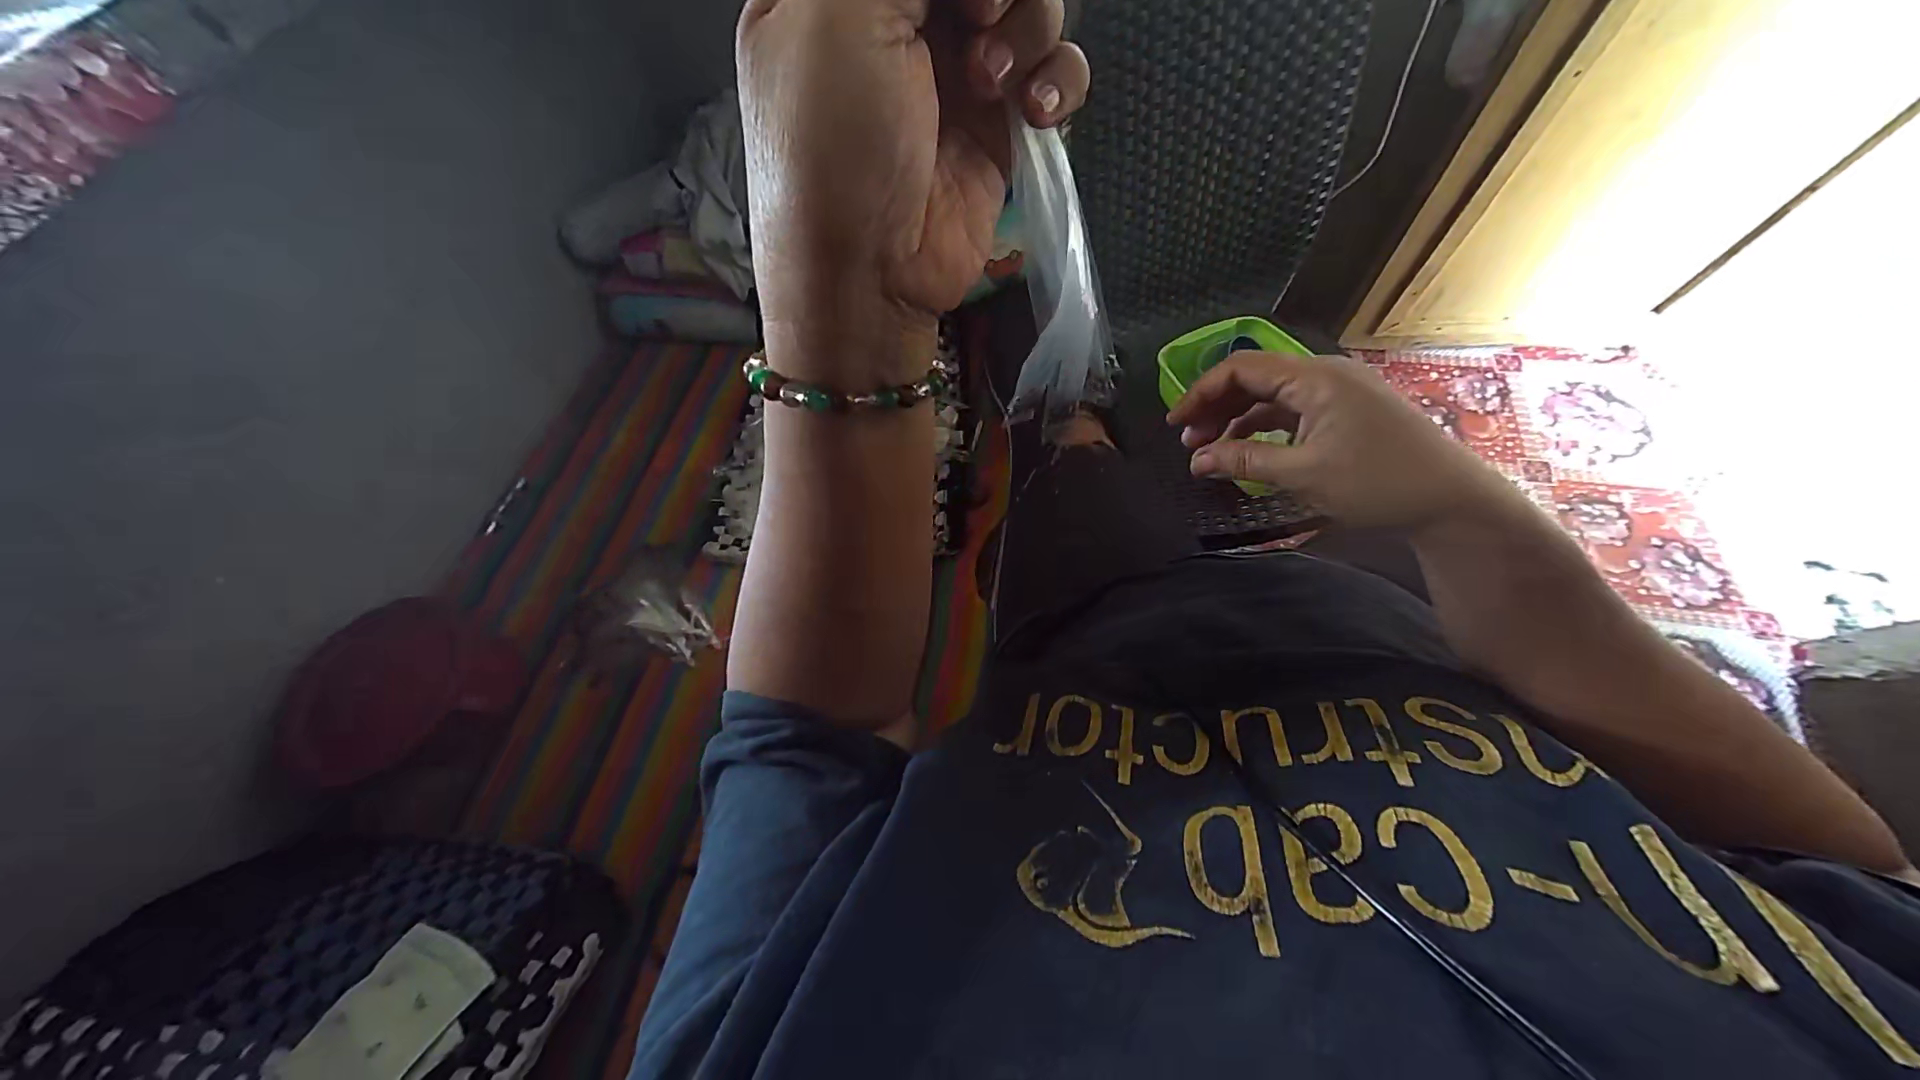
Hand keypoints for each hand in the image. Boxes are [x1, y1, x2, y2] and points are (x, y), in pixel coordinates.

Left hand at [736, 0, 1088, 380]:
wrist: (868, 275)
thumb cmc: (832, 149)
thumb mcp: (835, 14)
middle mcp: (899, 22)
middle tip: (977, 17)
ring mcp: (953, 75)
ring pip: (1028, 4)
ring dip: (1030, 27)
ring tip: (993, 83)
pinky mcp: (997, 127)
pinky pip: (1053, 73)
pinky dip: (1060, 80)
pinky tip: (1039, 110)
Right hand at [1167, 352, 1526, 531]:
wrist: (1452, 500)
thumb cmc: (1378, 482)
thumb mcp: (1302, 473)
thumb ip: (1244, 461)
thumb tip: (1196, 461)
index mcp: (1314, 377)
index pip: (1241, 368)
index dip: (1200, 393)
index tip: (1175, 425)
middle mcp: (1325, 374)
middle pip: (1254, 378)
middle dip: (1215, 407)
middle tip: (1190, 443)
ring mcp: (1339, 392)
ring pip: (1272, 396)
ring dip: (1237, 420)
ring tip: (1211, 450)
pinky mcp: (1347, 412)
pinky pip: (1292, 411)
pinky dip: (1264, 429)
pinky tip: (1248, 452)